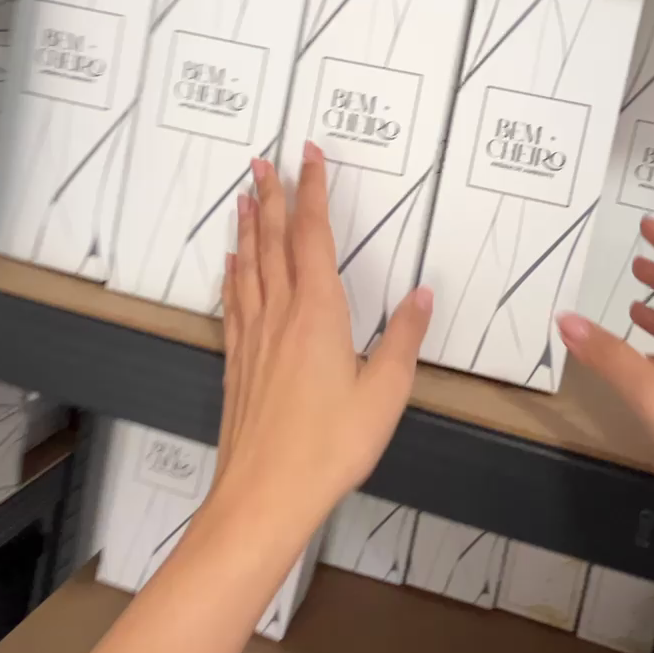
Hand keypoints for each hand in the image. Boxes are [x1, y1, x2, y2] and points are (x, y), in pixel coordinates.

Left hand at [212, 142, 432, 538]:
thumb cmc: (328, 447)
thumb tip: (422, 295)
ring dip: (249, 226)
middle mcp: (281, 314)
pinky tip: (231, 262)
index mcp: (318, 313)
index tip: (311, 155)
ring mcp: (254, 336)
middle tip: (264, 160)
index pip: (314, 236)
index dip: (313, 191)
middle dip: (273, 196)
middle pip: (275, 241)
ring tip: (245, 195)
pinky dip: (234, 271)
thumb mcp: (384, 394)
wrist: (262, 497)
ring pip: (249, 265)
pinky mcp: (238, 360)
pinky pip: (235, 299)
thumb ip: (403, 339)